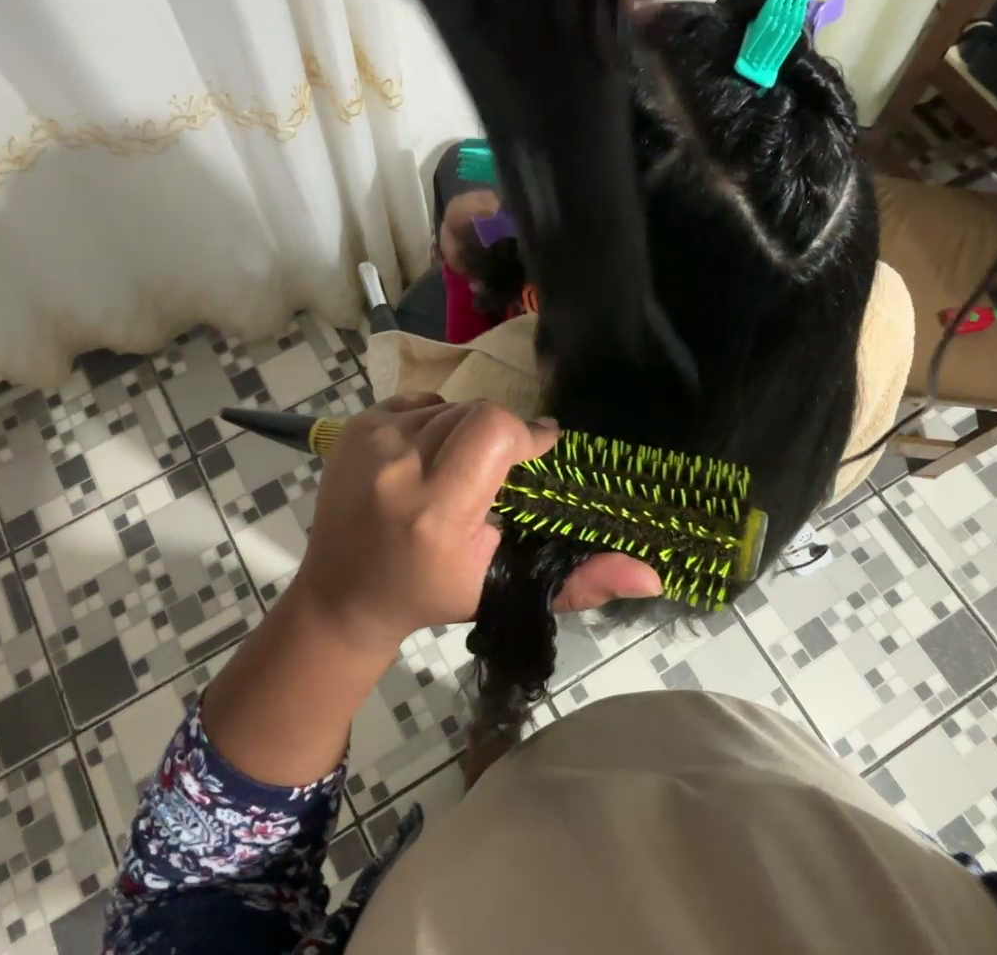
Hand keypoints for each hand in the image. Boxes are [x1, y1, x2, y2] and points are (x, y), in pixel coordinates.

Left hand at [288, 395, 660, 648]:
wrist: (344, 592)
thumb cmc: (431, 594)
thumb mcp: (507, 591)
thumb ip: (581, 582)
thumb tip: (652, 574)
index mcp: (436, 511)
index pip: (494, 431)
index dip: (527, 435)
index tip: (541, 451)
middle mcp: (397, 469)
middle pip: (477, 412)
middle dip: (501, 436)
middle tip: (502, 472)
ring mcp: (370, 443)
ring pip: (450, 406)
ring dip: (468, 431)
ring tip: (462, 472)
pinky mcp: (355, 428)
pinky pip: (420, 402)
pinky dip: (436, 421)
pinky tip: (430, 458)